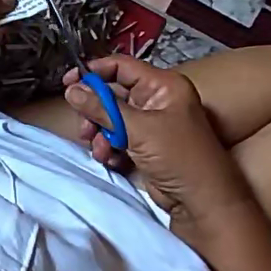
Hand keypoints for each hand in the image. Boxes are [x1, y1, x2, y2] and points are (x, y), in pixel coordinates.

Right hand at [64, 56, 253, 224]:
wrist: (202, 204)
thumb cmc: (180, 158)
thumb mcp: (138, 129)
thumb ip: (102, 107)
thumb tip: (71, 90)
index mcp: (163, 86)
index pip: (121, 67)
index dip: (94, 72)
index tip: (69, 82)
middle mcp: (156, 100)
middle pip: (111, 94)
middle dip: (95, 112)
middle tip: (85, 126)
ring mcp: (150, 124)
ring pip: (110, 118)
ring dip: (100, 133)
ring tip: (101, 149)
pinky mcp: (144, 145)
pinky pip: (116, 137)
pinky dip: (108, 147)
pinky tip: (111, 159)